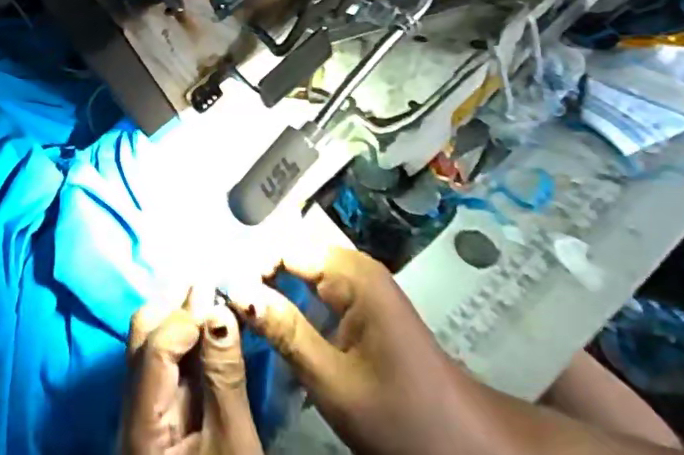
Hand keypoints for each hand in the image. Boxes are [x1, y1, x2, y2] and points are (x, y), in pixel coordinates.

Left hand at [120, 288, 265, 454]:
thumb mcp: (233, 440)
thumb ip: (224, 378)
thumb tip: (221, 310)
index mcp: (142, 420)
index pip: (154, 348)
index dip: (187, 317)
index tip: (220, 292)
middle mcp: (131, 403)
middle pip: (143, 334)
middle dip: (176, 303)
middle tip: (214, 281)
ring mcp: (142, 403)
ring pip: (152, 341)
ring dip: (181, 315)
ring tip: (214, 295)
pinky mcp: (158, 408)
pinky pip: (164, 358)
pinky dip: (186, 336)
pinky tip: (210, 324)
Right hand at [230, 246, 469, 454]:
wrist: (465, 445)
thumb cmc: (402, 416)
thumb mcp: (334, 382)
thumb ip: (285, 332)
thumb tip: (236, 289)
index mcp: (352, 274)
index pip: (283, 247)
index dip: (248, 265)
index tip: (218, 293)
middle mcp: (354, 268)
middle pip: (290, 255)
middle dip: (256, 275)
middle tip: (222, 304)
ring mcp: (360, 286)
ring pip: (299, 272)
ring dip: (270, 290)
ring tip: (237, 313)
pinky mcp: (360, 306)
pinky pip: (314, 291)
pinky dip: (290, 304)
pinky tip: (269, 326)